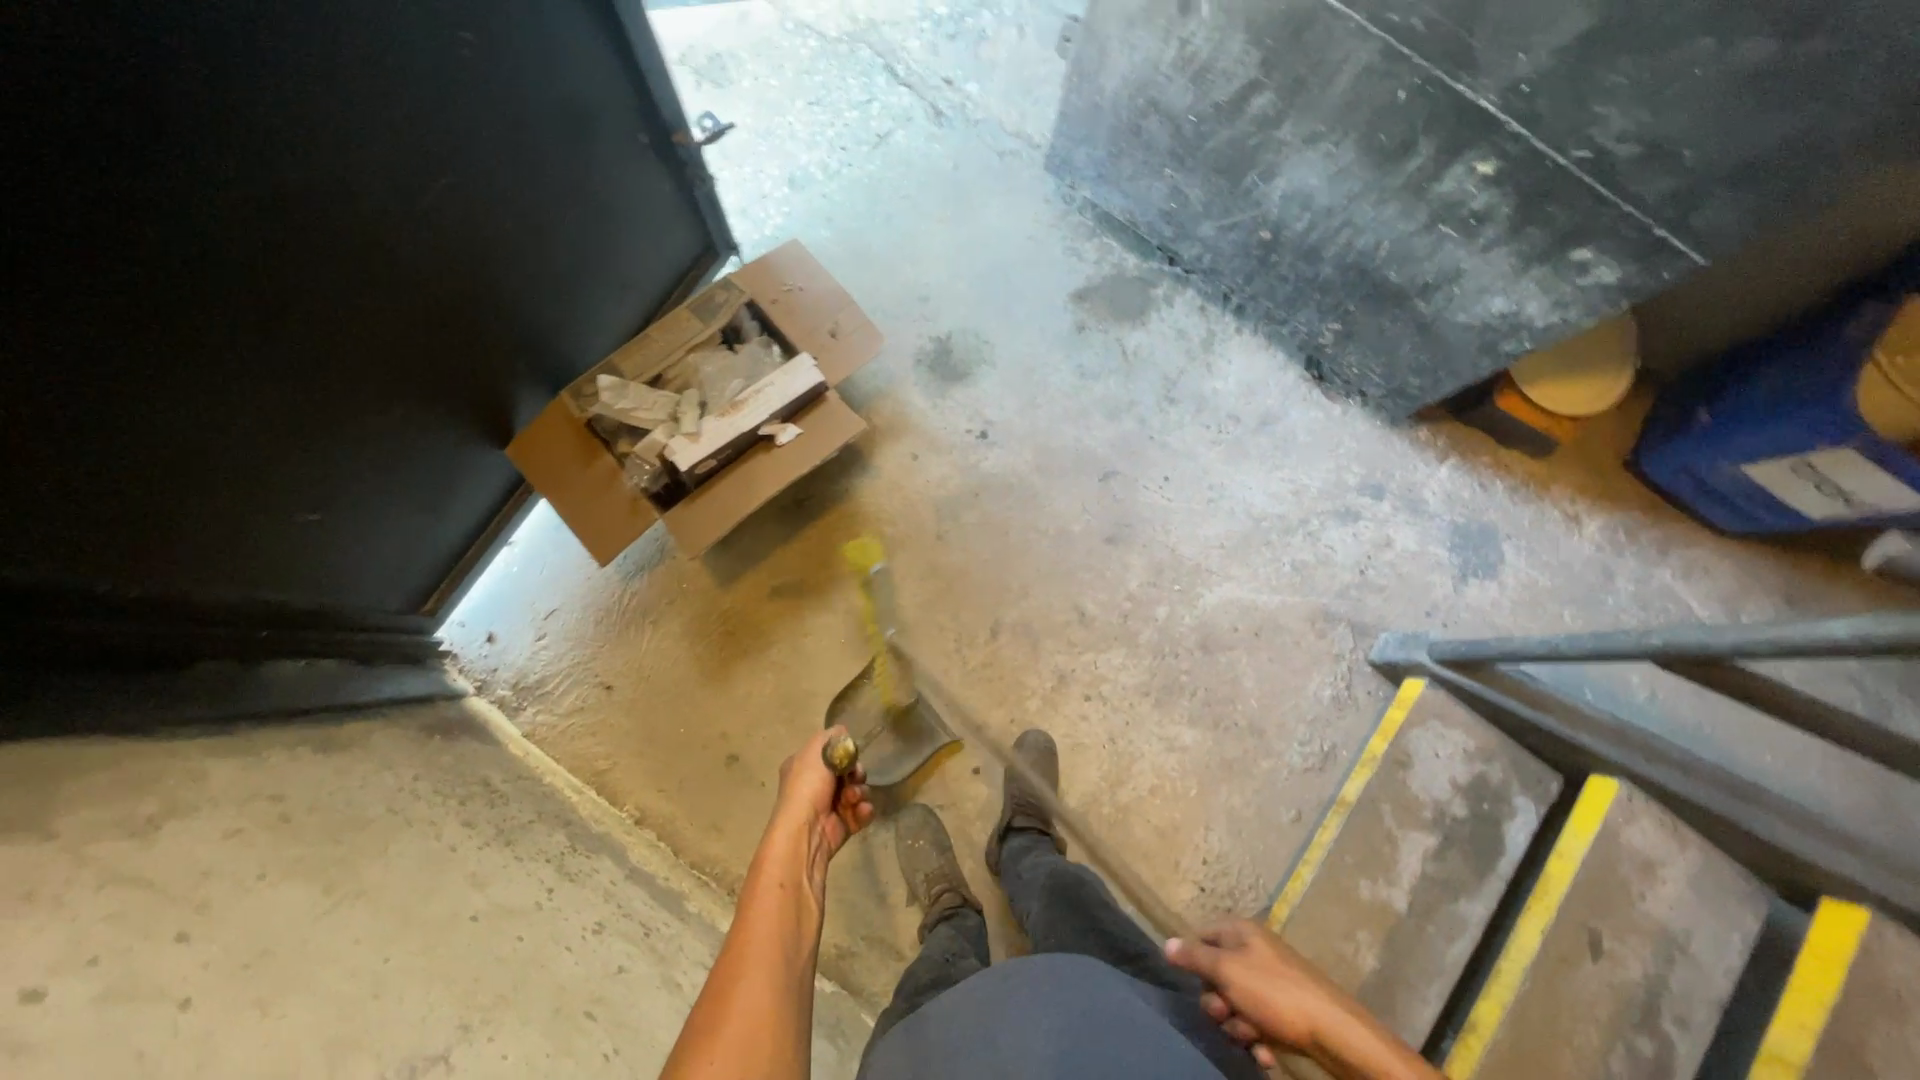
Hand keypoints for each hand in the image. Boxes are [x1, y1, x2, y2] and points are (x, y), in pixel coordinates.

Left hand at [768, 727, 874, 889]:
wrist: (807, 829)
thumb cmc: (807, 786)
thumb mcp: (815, 750)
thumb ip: (832, 737)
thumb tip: (843, 731)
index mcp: (806, 767)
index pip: (832, 753)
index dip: (844, 752)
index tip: (850, 754)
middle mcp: (818, 785)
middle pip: (850, 770)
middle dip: (856, 772)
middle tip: (854, 776)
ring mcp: (833, 806)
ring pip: (859, 790)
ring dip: (860, 791)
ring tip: (852, 798)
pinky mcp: (846, 823)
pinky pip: (863, 810)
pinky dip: (864, 810)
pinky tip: (858, 811)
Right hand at [1165, 918, 1346, 1068]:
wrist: (1332, 1031)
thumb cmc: (1274, 993)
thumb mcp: (1227, 970)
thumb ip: (1194, 956)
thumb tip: (1166, 943)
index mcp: (1240, 933)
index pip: (1201, 936)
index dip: (1194, 961)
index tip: (1196, 982)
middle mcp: (1252, 952)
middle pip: (1214, 976)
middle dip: (1216, 1002)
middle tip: (1225, 1012)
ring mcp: (1267, 982)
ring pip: (1232, 1004)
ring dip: (1236, 1024)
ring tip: (1252, 1035)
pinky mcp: (1280, 1010)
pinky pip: (1254, 1021)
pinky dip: (1255, 1037)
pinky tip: (1264, 1050)